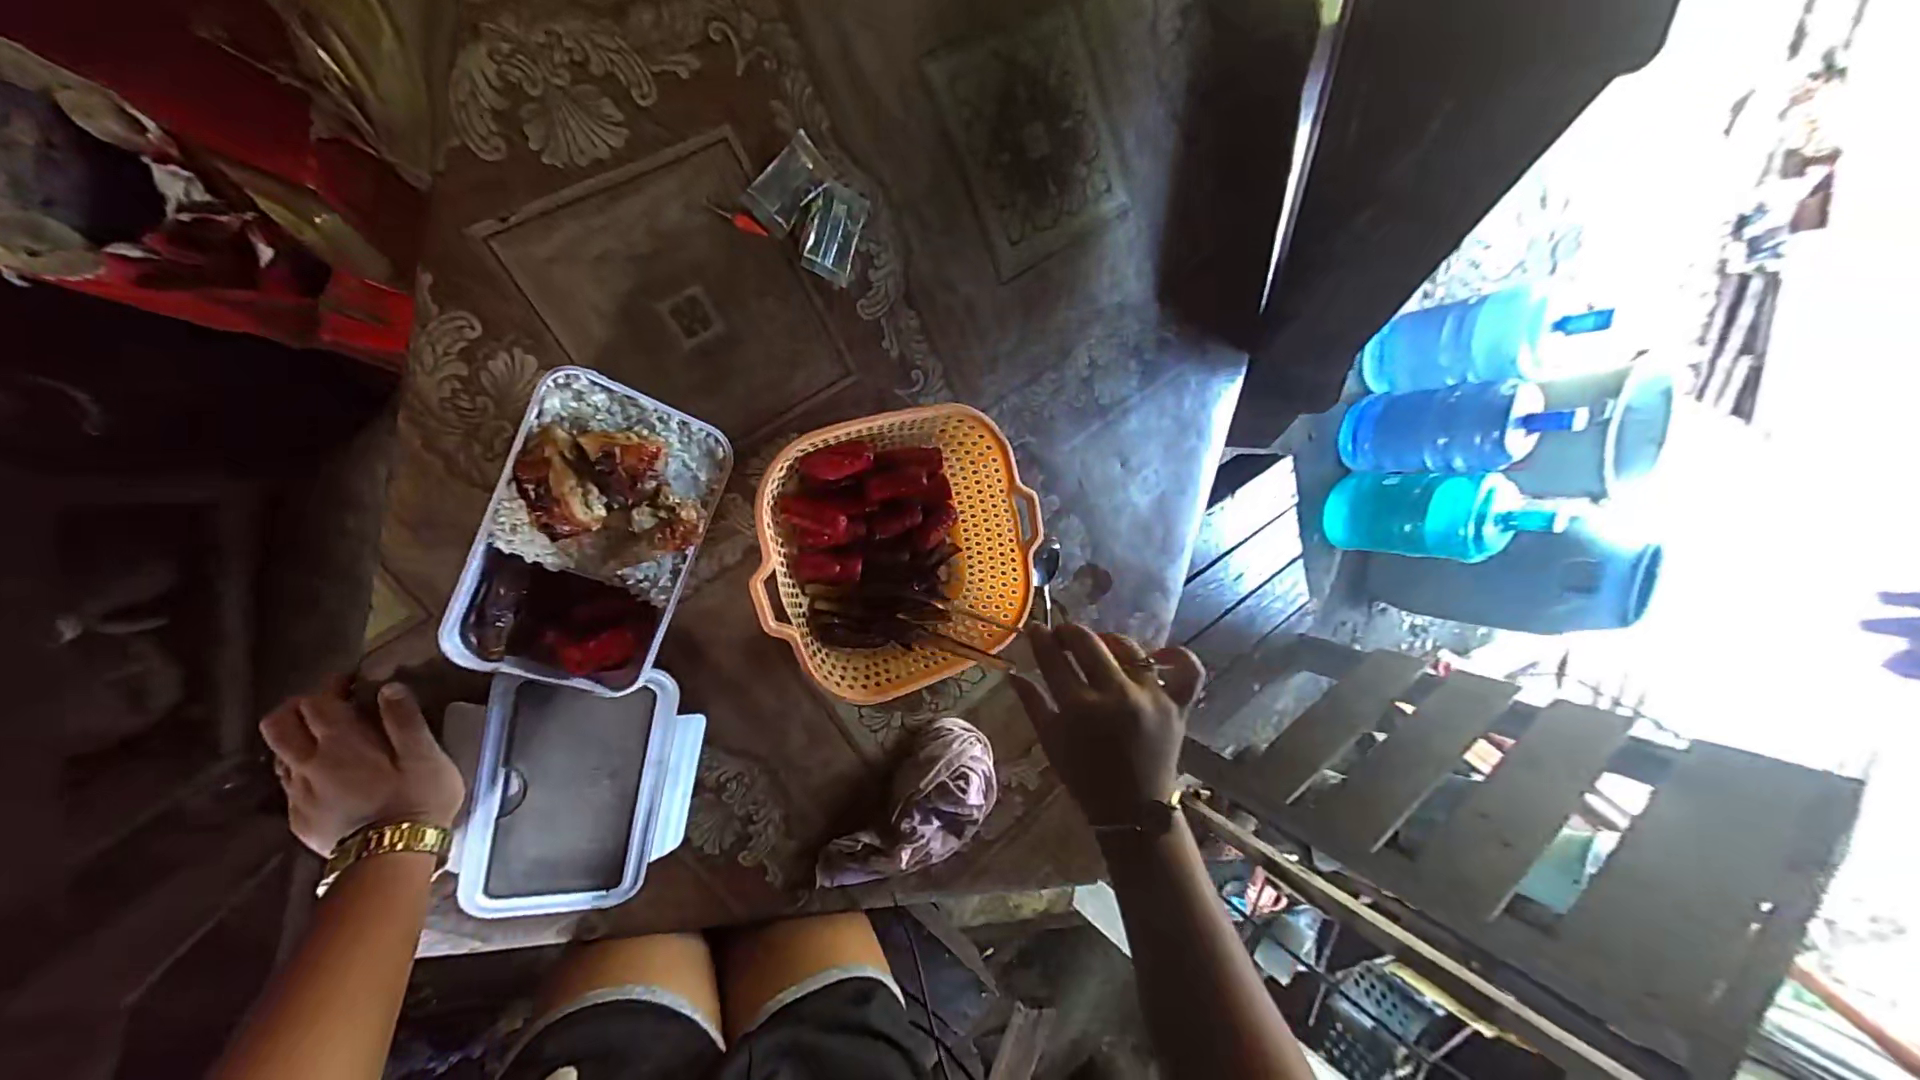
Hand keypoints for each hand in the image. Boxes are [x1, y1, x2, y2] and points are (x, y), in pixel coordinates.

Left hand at [258, 677, 465, 856]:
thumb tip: (388, 687)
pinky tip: (331, 777)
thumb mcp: (426, 755)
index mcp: (340, 744)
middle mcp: (307, 764)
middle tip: (330, 707)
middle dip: (298, 708)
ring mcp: (297, 794)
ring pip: (279, 754)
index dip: (331, 687)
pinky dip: (304, 769)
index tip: (353, 683)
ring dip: (298, 739)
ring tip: (331, 741)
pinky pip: (290, 783)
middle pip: (277, 725)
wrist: (390, 856)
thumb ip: (405, 720)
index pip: (315, 702)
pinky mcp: (298, 817)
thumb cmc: (417, 798)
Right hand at [1011, 622, 1204, 828]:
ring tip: (1100, 645)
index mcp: (1080, 708)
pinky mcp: (1178, 705)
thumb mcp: (1051, 742)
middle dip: (1069, 632)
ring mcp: (1152, 696)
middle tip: (1062, 635)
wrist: (1133, 811)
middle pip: (1089, 644)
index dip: (1041, 639)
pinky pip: (1187, 669)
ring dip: (1108, 639)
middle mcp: (1116, 695)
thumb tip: (1013, 673)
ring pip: (1129, 648)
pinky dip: (1177, 656)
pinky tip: (1159, 654)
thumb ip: (1032, 704)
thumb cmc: (1085, 778)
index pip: (1054, 660)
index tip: (1036, 629)